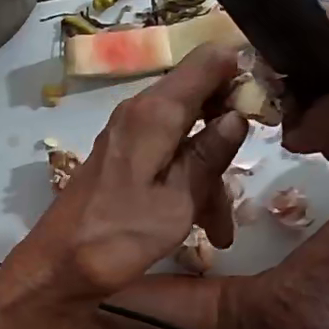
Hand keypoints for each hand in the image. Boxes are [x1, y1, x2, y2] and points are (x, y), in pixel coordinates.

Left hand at [13, 45, 248, 298]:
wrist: (59, 267)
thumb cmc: (120, 235)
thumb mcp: (178, 200)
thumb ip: (210, 155)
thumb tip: (239, 115)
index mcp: (155, 112)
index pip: (207, 60)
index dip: (242, 70)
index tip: (269, 100)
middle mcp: (141, 111)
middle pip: (201, 96)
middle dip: (231, 132)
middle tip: (251, 167)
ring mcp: (131, 133)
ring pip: (189, 134)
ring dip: (211, 174)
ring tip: (221, 227)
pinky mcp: (126, 156)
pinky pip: (170, 154)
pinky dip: (189, 182)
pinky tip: (205, 226)